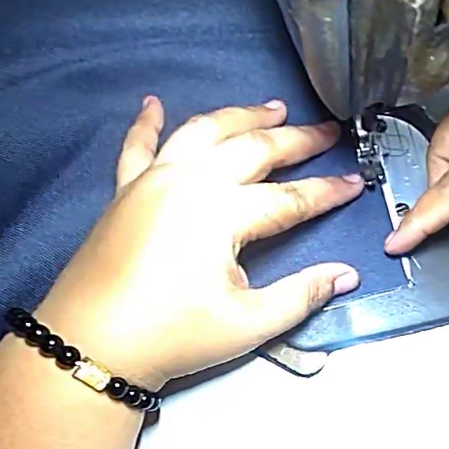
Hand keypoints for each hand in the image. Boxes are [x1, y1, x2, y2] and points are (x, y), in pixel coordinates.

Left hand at [35, 97, 363, 386]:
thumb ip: (302, 294)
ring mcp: (152, 180)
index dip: (327, 191)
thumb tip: (345, 275)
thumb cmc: (173, 335)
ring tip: (272, 107)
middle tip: (327, 132)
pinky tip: (155, 104)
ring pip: (202, 131)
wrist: (93, 344)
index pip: (289, 197)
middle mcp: (188, 181)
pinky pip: (139, 145)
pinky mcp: (124, 192)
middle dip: (296, 139)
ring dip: (241, 116)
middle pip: (252, 148)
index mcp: (221, 212)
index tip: (355, 183)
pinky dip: (148, 122)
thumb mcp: (249, 323)